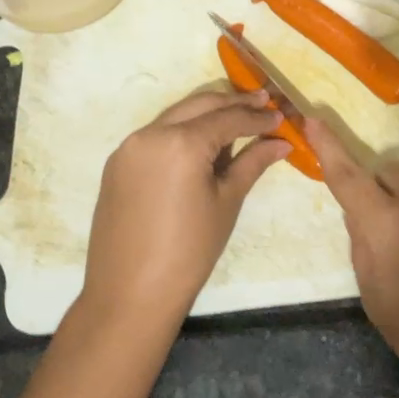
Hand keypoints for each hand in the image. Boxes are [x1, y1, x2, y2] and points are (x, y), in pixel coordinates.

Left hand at [82, 90, 288, 321]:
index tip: (280, 115)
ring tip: (236, 120)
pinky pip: (156, 134)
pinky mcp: (117, 163)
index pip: (228, 118)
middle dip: (232, 103)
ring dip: (206, 113)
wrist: (130, 294)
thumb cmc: (189, 251)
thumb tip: (281, 141)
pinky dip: (182, 131)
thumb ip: (252, 163)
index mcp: (181, 143)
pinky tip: (201, 145)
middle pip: (200, 105)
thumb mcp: (227, 203)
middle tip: (263, 103)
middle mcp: (150, 134)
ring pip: (176, 116)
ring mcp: (129, 147)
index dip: (257, 117)